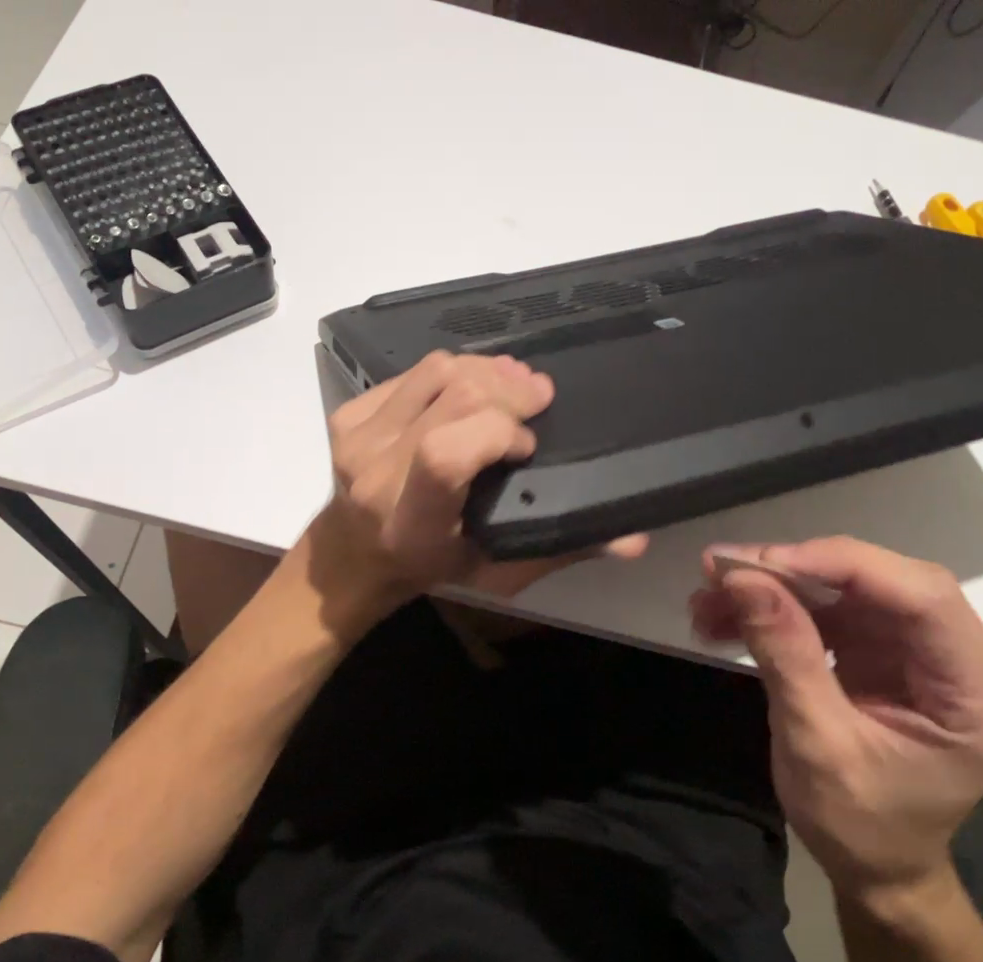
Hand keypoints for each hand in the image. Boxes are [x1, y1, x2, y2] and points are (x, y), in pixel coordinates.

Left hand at [305, 350, 644, 622]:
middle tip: (539, 396)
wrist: (354, 554)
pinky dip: (453, 371)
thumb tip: (634, 540)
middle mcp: (378, 475)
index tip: (528, 443)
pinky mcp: (348, 414)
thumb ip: (560, 549)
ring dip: (485, 372)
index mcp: (413, 521)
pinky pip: (413, 371)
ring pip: (435, 373)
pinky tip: (473, 387)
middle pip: (451, 400)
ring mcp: (358, 440)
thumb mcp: (495, 570)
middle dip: (506, 390)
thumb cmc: (431, 565)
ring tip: (514, 385)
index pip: (446, 453)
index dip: (497, 431)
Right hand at [690, 538, 982, 900]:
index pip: (923, 596)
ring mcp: (935, 653)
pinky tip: (728, 619)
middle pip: (886, 585)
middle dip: (796, 574)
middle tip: (719, 573)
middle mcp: (976, 660)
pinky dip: (783, 612)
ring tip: (707, 602)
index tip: (759, 562)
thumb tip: (741, 578)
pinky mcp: (898, 652)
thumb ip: (786, 654)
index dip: (841, 565)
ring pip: (852, 592)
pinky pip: (839, 614)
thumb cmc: (860, 824)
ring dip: (777, 591)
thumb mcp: (815, 743)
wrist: (878, 866)